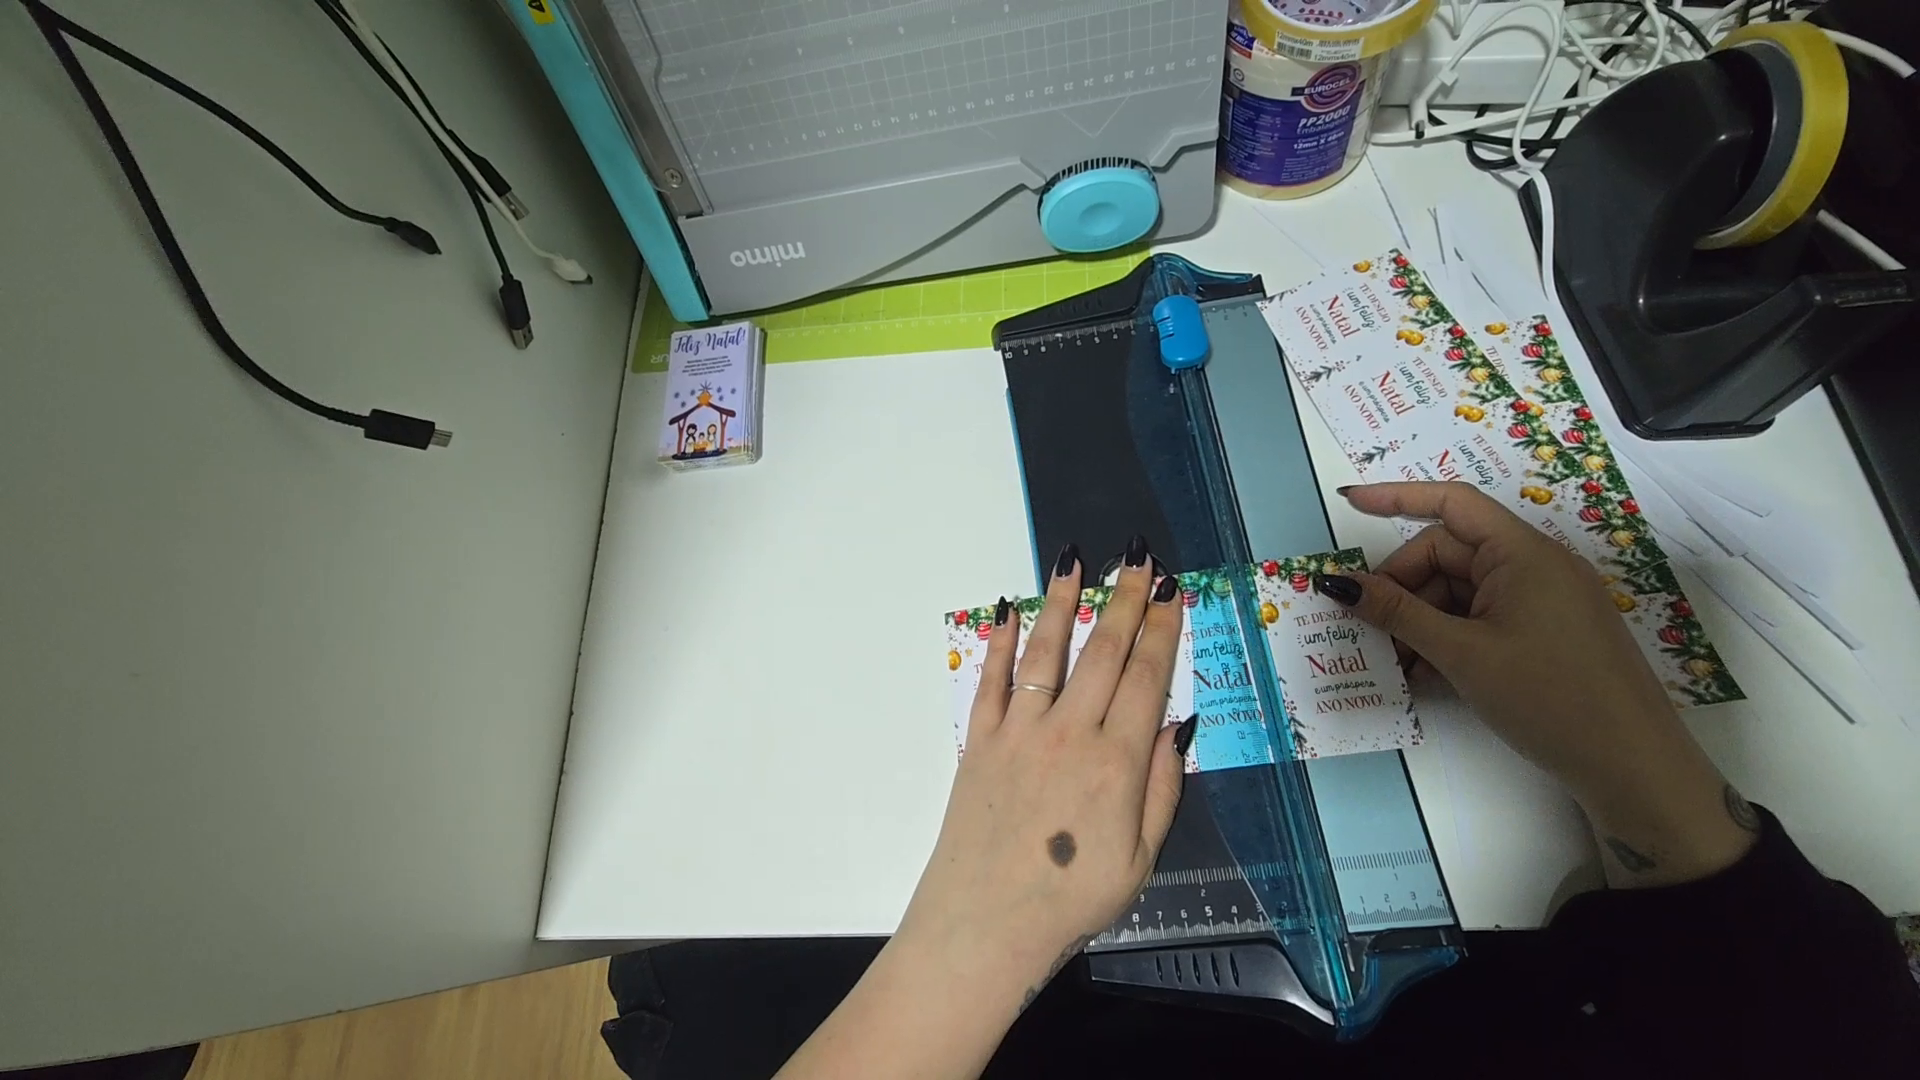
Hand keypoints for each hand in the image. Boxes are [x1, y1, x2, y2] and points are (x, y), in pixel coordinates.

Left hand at [901, 538, 1192, 1005]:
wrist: (986, 923)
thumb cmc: (1070, 899)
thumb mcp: (1141, 858)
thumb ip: (1163, 786)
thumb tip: (1178, 723)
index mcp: (1116, 762)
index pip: (1146, 677)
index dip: (1161, 629)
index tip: (1170, 590)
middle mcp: (1069, 733)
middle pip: (1103, 652)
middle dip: (1123, 599)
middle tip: (1136, 556)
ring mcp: (1020, 730)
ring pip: (1046, 652)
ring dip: (1061, 603)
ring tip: (1073, 561)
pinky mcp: (981, 738)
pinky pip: (991, 679)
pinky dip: (998, 642)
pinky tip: (1005, 610)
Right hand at [1325, 482, 1756, 886]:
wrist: (1635, 771)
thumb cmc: (1548, 697)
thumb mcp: (1461, 653)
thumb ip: (1395, 612)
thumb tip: (1336, 582)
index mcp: (1523, 554)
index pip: (1452, 504)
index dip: (1396, 496)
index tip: (1348, 502)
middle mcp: (1534, 566)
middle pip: (1447, 554)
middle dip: (1402, 586)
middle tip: (1369, 626)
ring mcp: (1542, 600)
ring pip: (1458, 590)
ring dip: (1419, 619)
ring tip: (1396, 662)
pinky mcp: (1545, 631)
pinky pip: (1479, 616)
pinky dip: (1445, 635)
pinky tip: (1424, 672)